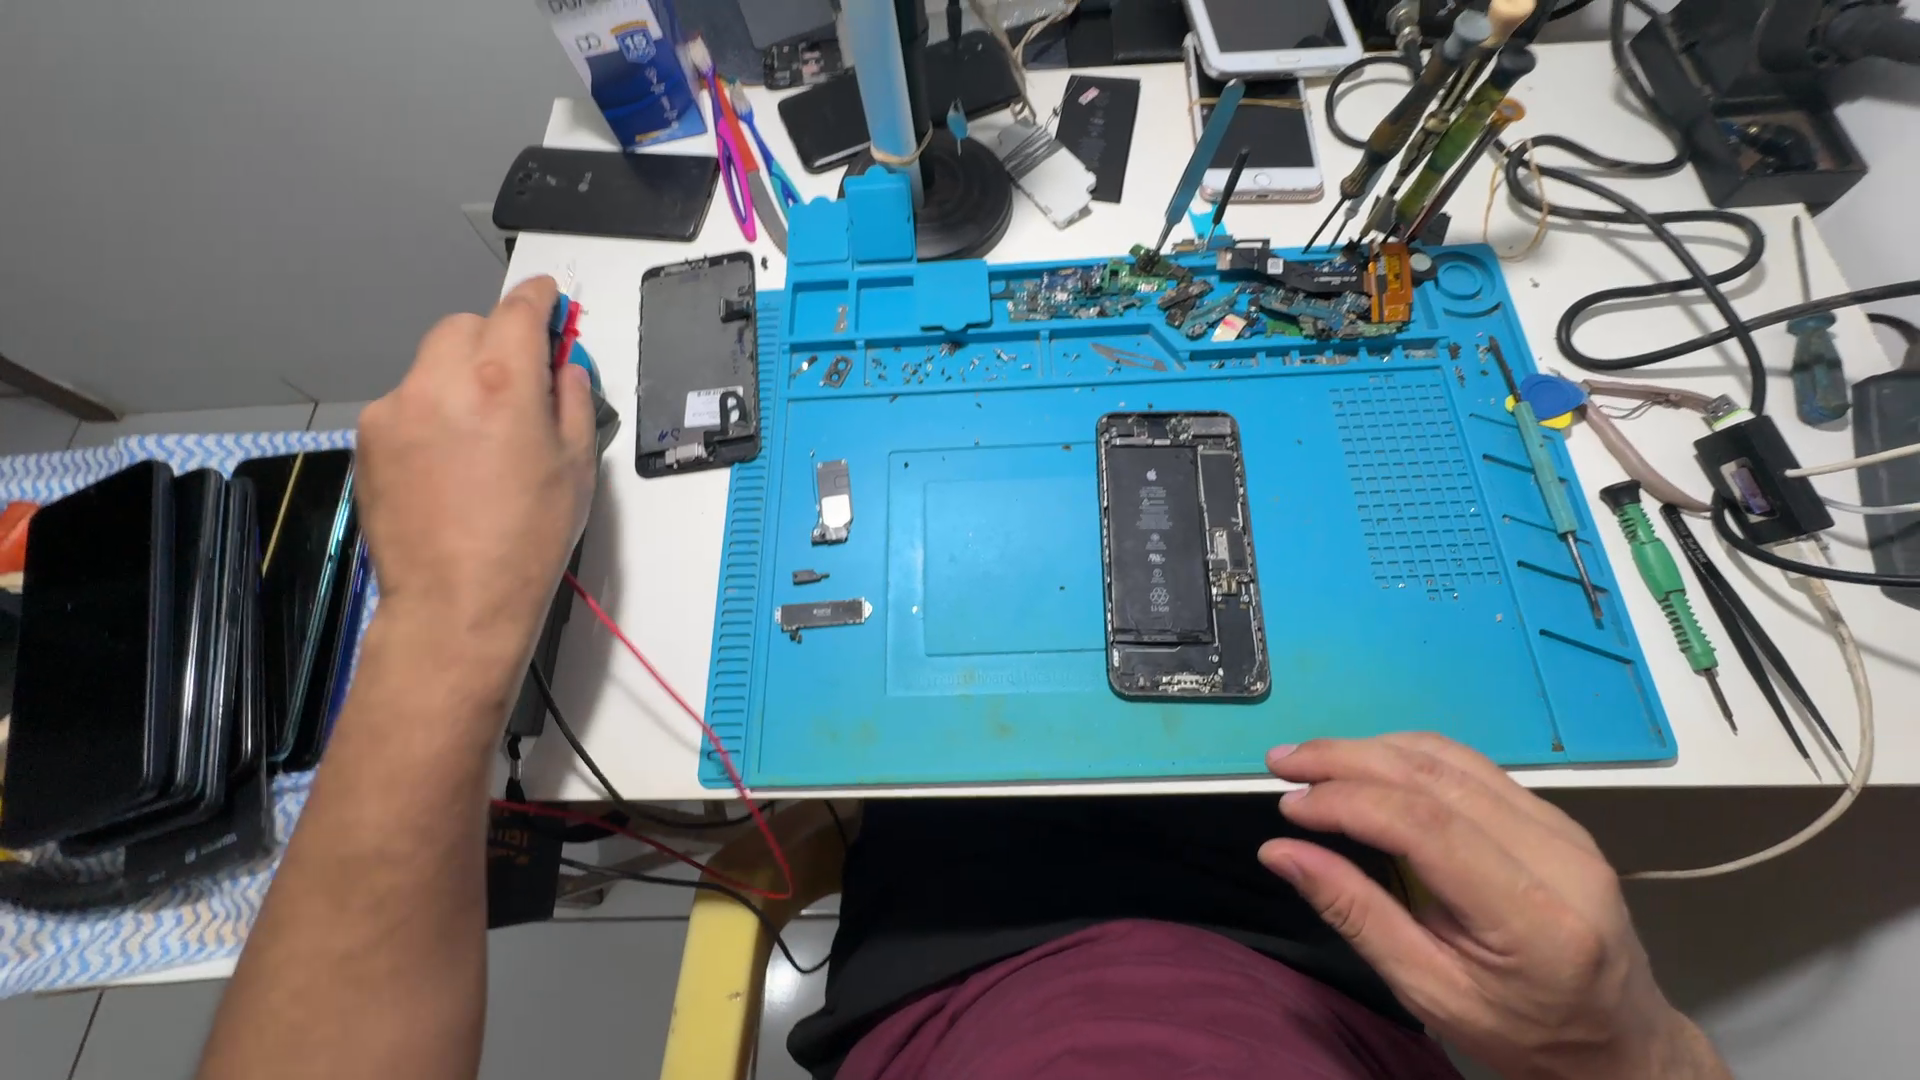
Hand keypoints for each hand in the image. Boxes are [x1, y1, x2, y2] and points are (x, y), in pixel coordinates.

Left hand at [355, 275, 597, 702]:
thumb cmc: (531, 537)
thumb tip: (563, 368)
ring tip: (484, 430)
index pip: (518, 312)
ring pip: (432, 363)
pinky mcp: (369, 438)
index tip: (547, 296)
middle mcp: (441, 383)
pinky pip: (407, 400)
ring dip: (463, 374)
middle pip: (466, 326)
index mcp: (504, 385)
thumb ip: (572, 401)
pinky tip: (452, 457)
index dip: (537, 297)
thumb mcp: (578, 467)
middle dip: (495, 338)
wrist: (459, 597)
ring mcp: (395, 409)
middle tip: (522, 377)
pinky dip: (433, 408)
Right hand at [1260, 735, 1728, 1079]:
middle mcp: (1559, 856)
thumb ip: (1354, 914)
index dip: (1346, 801)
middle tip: (1282, 761)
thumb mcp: (1427, 992)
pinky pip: (1464, 763)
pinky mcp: (1552, 814)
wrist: (1621, 1045)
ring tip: (1311, 760)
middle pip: (1433, 776)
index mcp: (1536, 918)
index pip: (1426, 826)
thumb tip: (1278, 851)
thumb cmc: (1520, 1034)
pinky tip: (1363, 765)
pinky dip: (1401, 754)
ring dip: (1368, 748)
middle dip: (1345, 758)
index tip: (1288, 805)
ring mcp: (1562, 827)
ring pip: (1446, 757)